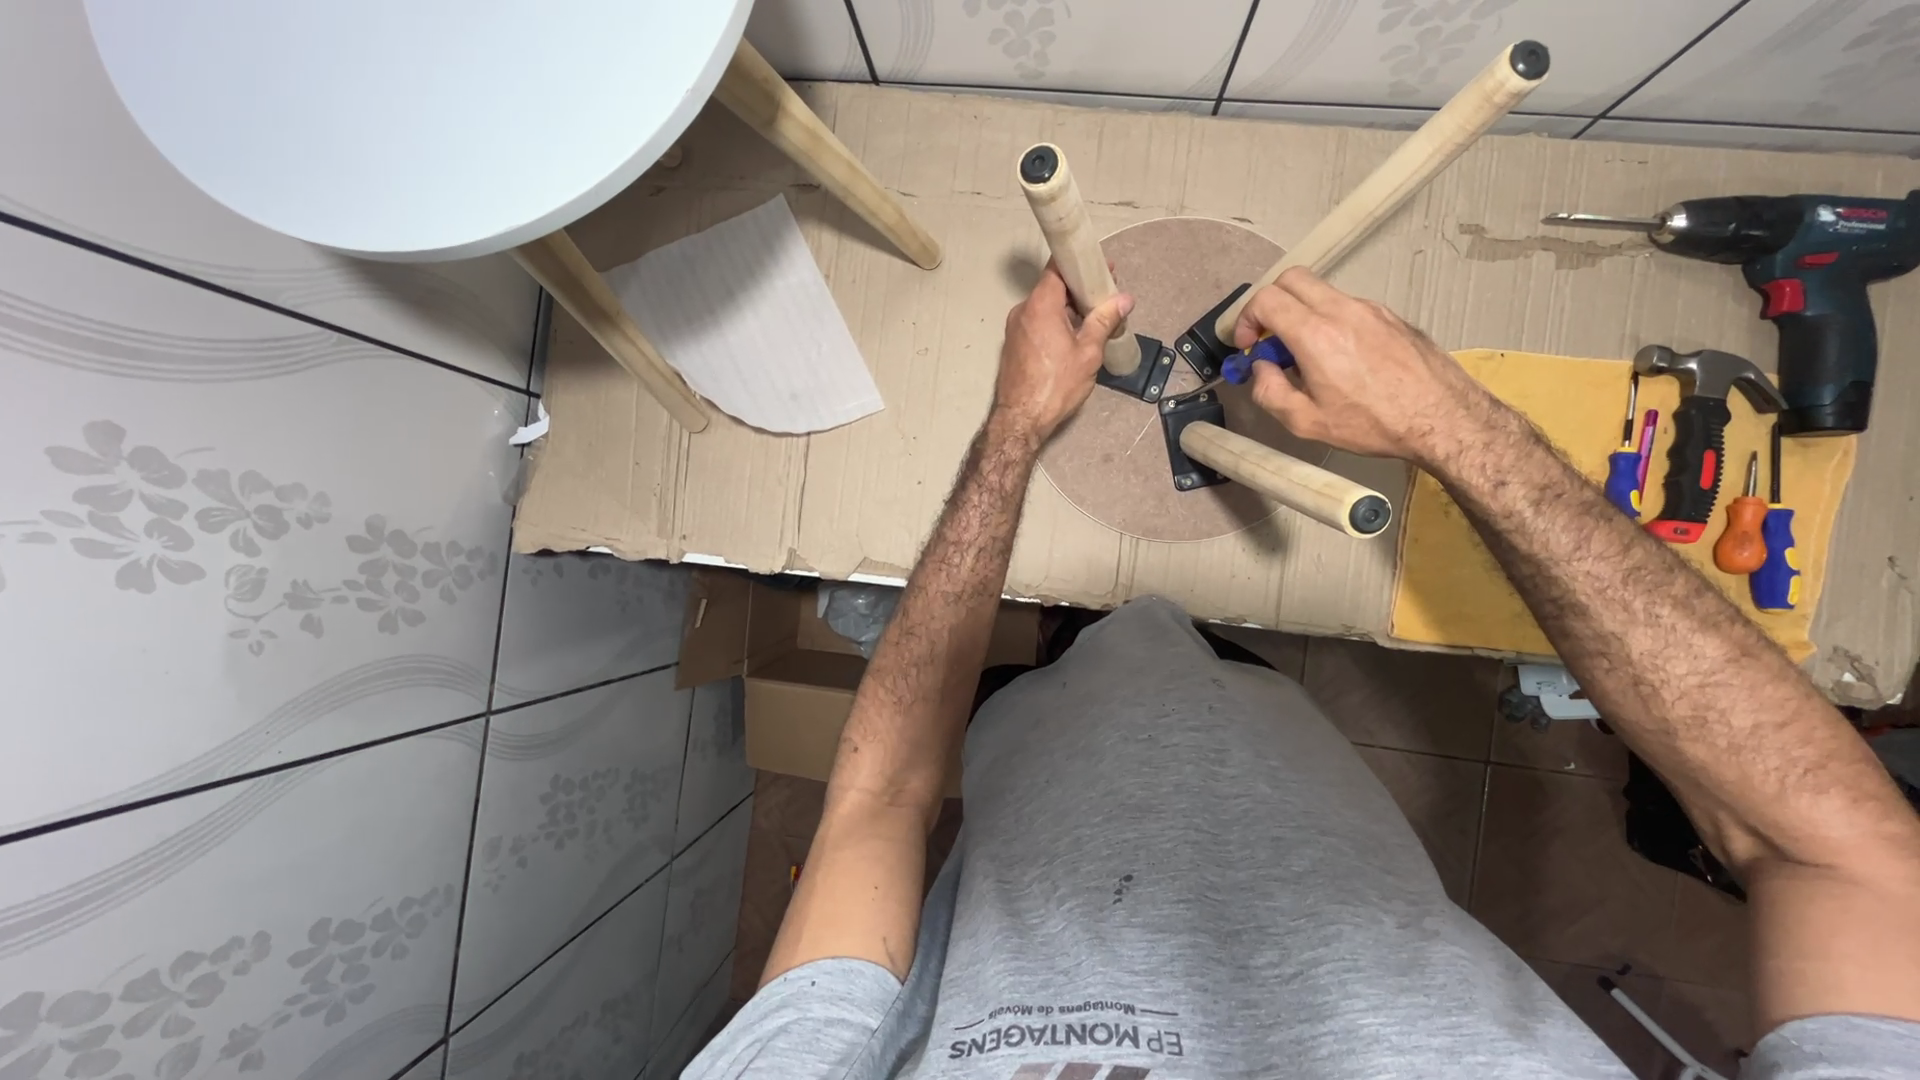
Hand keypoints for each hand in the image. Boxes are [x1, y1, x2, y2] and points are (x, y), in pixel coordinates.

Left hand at [991, 265, 1132, 447]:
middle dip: (1078, 289)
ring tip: (1094, 319)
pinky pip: (1037, 323)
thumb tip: (1123, 299)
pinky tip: (1073, 337)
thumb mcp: (1088, 352)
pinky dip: (1055, 323)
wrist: (1021, 420)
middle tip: (1105, 296)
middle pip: (1052, 288)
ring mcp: (1015, 329)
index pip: (1056, 268)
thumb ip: (1104, 320)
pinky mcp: (1014, 345)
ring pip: (1045, 307)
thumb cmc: (1055, 386)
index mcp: (1040, 306)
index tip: (1100, 268)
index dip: (1079, 264)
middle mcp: (1023, 311)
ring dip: (1068, 309)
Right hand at [1232, 268, 1500, 470]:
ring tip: (1304, 355)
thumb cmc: (1372, 424)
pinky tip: (1338, 359)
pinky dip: (1328, 321)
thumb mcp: (1305, 422)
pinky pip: (1347, 306)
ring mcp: (1370, 309)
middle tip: (1268, 338)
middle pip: (1291, 278)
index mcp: (1316, 335)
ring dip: (1300, 313)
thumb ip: (1270, 391)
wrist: (1443, 418)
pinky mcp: (1390, 316)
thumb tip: (1261, 368)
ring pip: (1320, 291)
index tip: (1247, 345)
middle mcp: (1342, 310)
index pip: (1266, 299)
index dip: (1246, 319)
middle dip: (1269, 304)